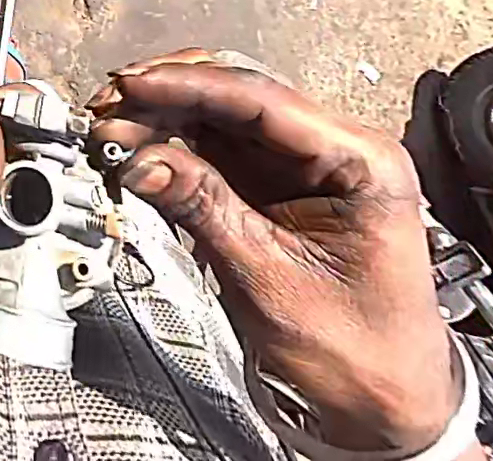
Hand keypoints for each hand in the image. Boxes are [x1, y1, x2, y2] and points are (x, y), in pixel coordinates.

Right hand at [90, 50, 461, 452]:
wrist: (383, 408)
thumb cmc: (355, 356)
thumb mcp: (273, 282)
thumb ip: (206, 210)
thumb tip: (139, 160)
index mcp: (359, 160)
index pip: (261, 99)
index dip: (188, 85)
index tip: (133, 86)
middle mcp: (329, 143)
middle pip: (234, 92)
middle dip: (166, 93)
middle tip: (110, 104)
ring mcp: (295, 156)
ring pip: (214, 109)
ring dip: (159, 112)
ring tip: (110, 125)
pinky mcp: (266, 173)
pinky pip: (209, 139)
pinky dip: (167, 137)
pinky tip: (134, 142)